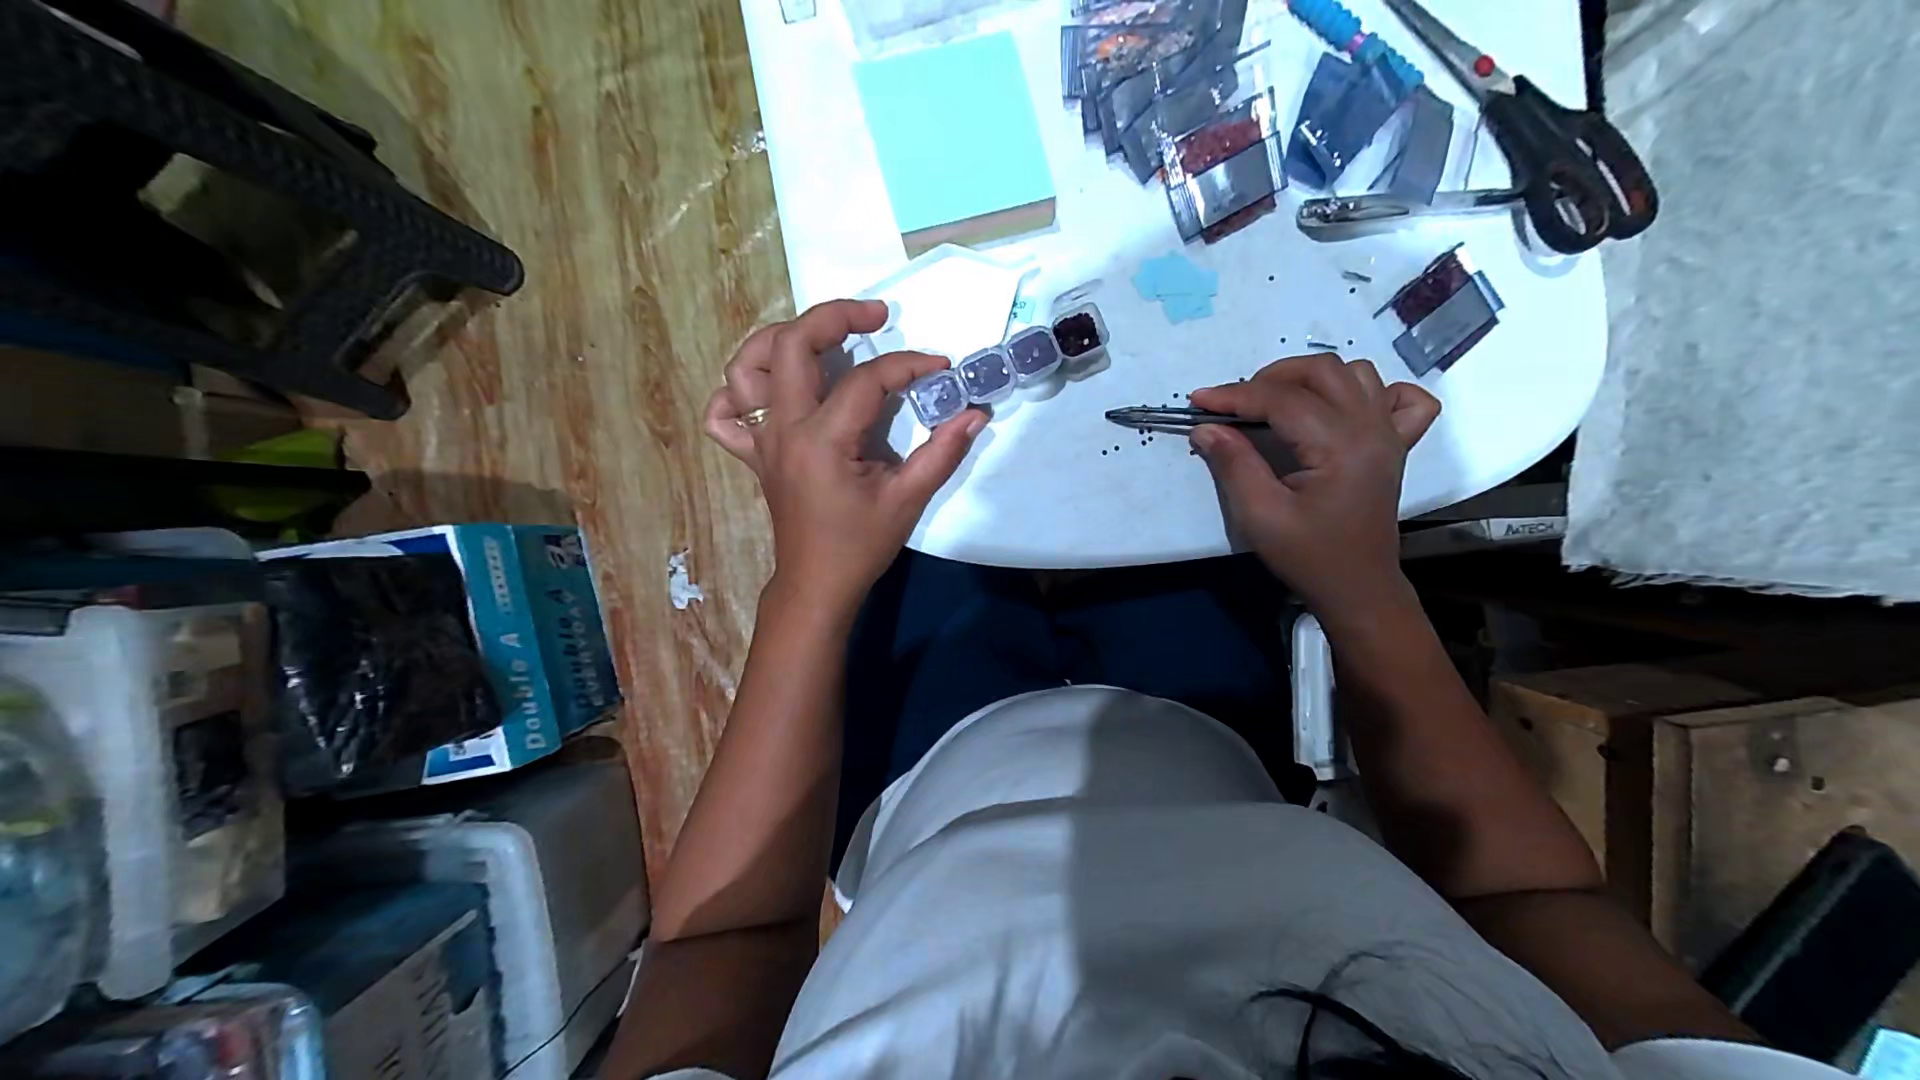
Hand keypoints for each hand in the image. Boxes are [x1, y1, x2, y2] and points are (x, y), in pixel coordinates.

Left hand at [704, 299, 985, 611]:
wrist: (817, 584)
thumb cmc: (861, 545)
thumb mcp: (907, 500)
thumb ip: (942, 453)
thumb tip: (974, 414)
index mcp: (822, 441)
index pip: (865, 380)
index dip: (908, 364)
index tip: (940, 367)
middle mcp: (783, 430)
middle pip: (789, 345)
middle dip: (834, 316)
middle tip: (875, 316)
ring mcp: (761, 441)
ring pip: (745, 368)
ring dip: (779, 340)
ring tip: (819, 339)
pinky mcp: (754, 455)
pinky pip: (724, 415)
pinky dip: (738, 394)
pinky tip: (770, 392)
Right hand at [1188, 353, 1439, 615]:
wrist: (1356, 588)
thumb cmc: (1308, 556)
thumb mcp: (1260, 515)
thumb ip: (1234, 464)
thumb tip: (1206, 428)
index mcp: (1341, 447)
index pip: (1283, 400)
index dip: (1235, 395)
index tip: (1198, 401)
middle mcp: (1373, 429)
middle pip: (1323, 370)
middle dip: (1271, 377)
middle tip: (1236, 404)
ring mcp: (1391, 434)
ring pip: (1357, 374)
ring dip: (1312, 379)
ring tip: (1277, 403)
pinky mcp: (1396, 445)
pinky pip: (1400, 398)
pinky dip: (1370, 392)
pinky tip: (1341, 409)